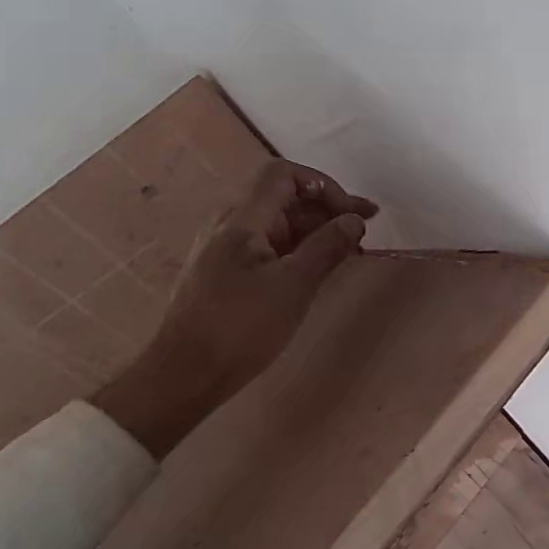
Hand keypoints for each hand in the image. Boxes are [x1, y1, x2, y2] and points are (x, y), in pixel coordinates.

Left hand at [91, 159, 378, 456]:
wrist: (185, 373)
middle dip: (326, 209)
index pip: (284, 175)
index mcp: (241, 219)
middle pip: (282, 198)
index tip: (354, 213)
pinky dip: (295, 252)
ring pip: (275, 225)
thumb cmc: (241, 327)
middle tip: (363, 230)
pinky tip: (315, 271)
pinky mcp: (223, 274)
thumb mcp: (293, 286)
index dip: (324, 186)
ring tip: (347, 252)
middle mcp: (228, 224)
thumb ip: (326, 247)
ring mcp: (223, 249)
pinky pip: (265, 248)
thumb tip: (355, 220)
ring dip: (313, 232)